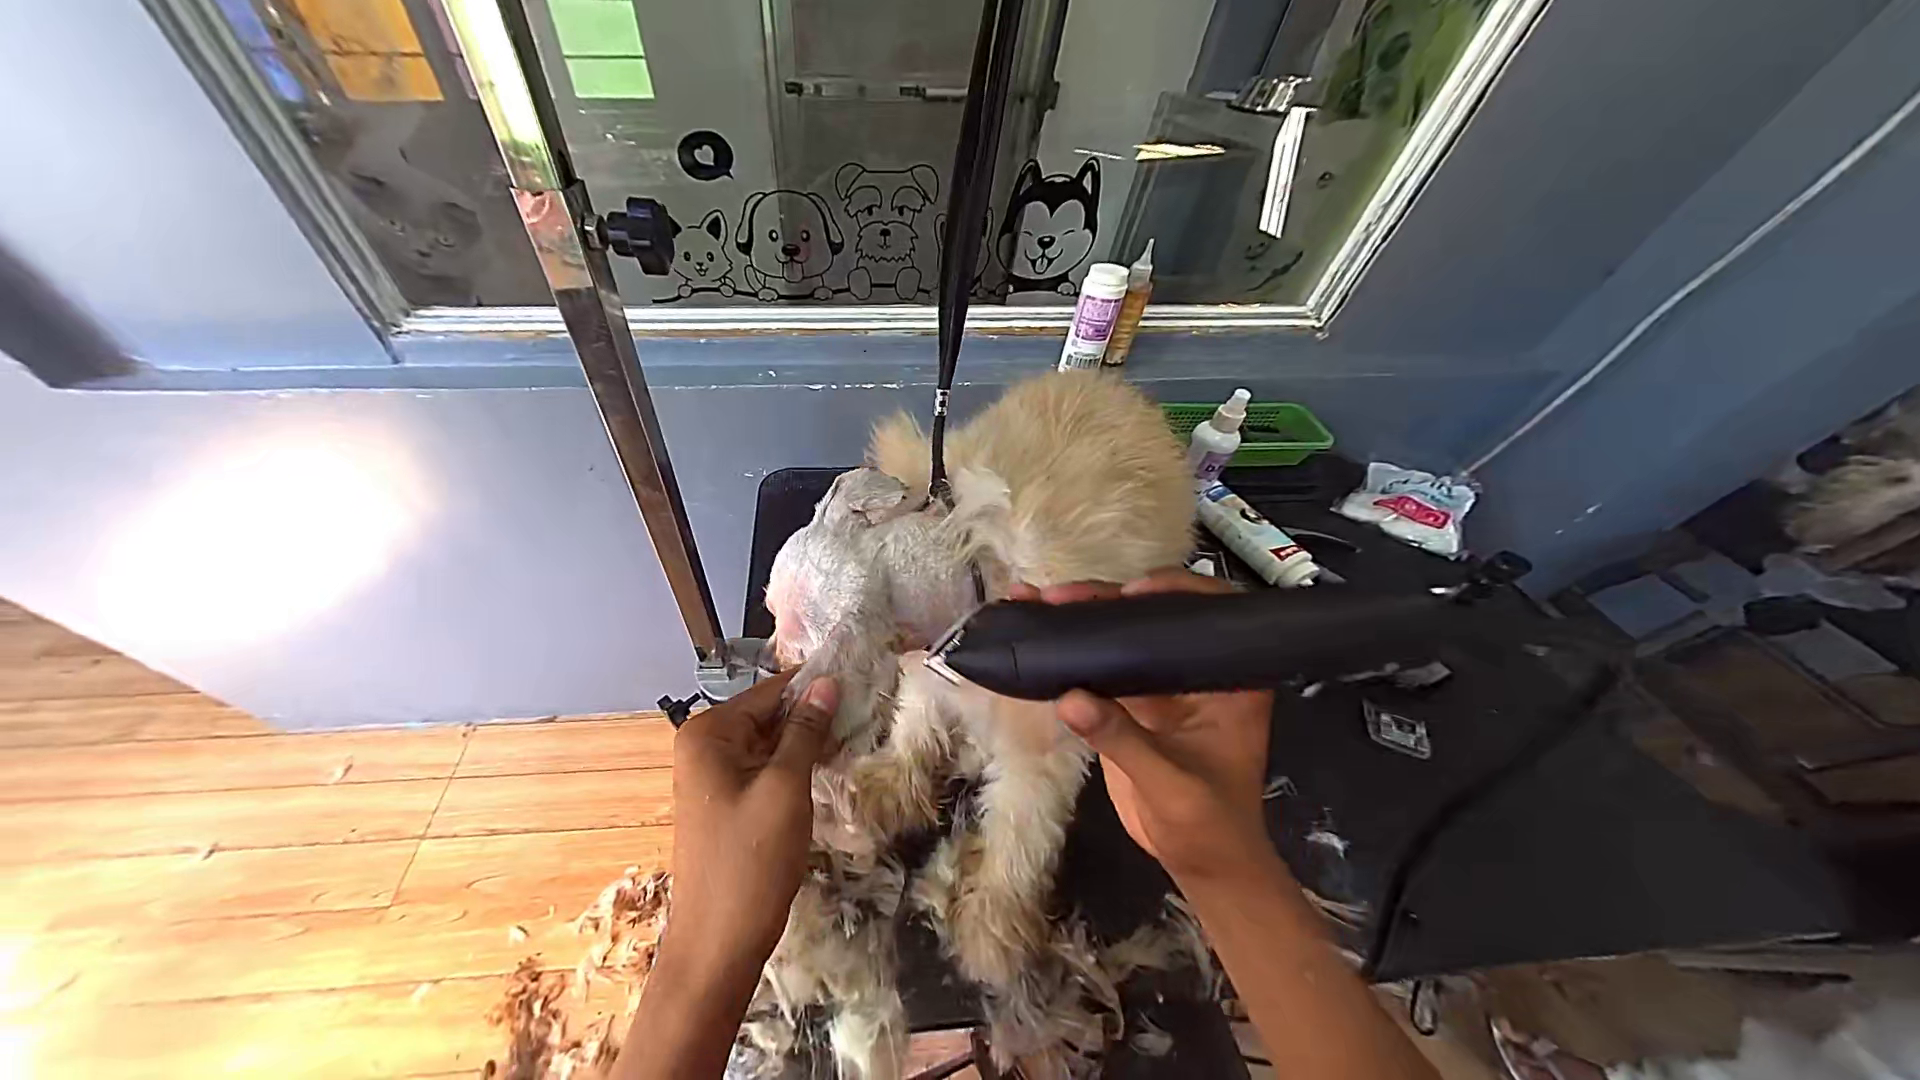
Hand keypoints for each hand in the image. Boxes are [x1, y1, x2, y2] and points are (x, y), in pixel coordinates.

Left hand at [664, 671, 837, 977]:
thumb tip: (828, 682)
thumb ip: (806, 730)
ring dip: (808, 740)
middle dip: (813, 715)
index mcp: (709, 733)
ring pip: (772, 741)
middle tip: (865, 710)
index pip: (771, 691)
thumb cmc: (751, 861)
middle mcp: (706, 745)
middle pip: (770, 714)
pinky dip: (796, 764)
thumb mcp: (786, 786)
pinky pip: (767, 766)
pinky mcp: (730, 799)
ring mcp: (715, 774)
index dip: (815, 687)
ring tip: (856, 733)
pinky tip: (829, 763)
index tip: (860, 681)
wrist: (719, 946)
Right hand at [1010, 570, 1276, 882]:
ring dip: (1079, 617)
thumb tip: (1068, 699)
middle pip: (1151, 617)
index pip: (1209, 614)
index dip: (1174, 591)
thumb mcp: (1172, 786)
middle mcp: (1194, 670)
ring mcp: (1159, 683)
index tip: (1132, 592)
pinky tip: (1035, 631)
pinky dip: (1068, 650)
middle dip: (1106, 598)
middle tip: (1061, 594)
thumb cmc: (1208, 825)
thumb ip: (1123, 741)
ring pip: (1119, 635)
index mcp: (1228, 679)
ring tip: (1035, 598)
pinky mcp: (1129, 699)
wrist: (1199, 863)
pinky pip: (1098, 666)